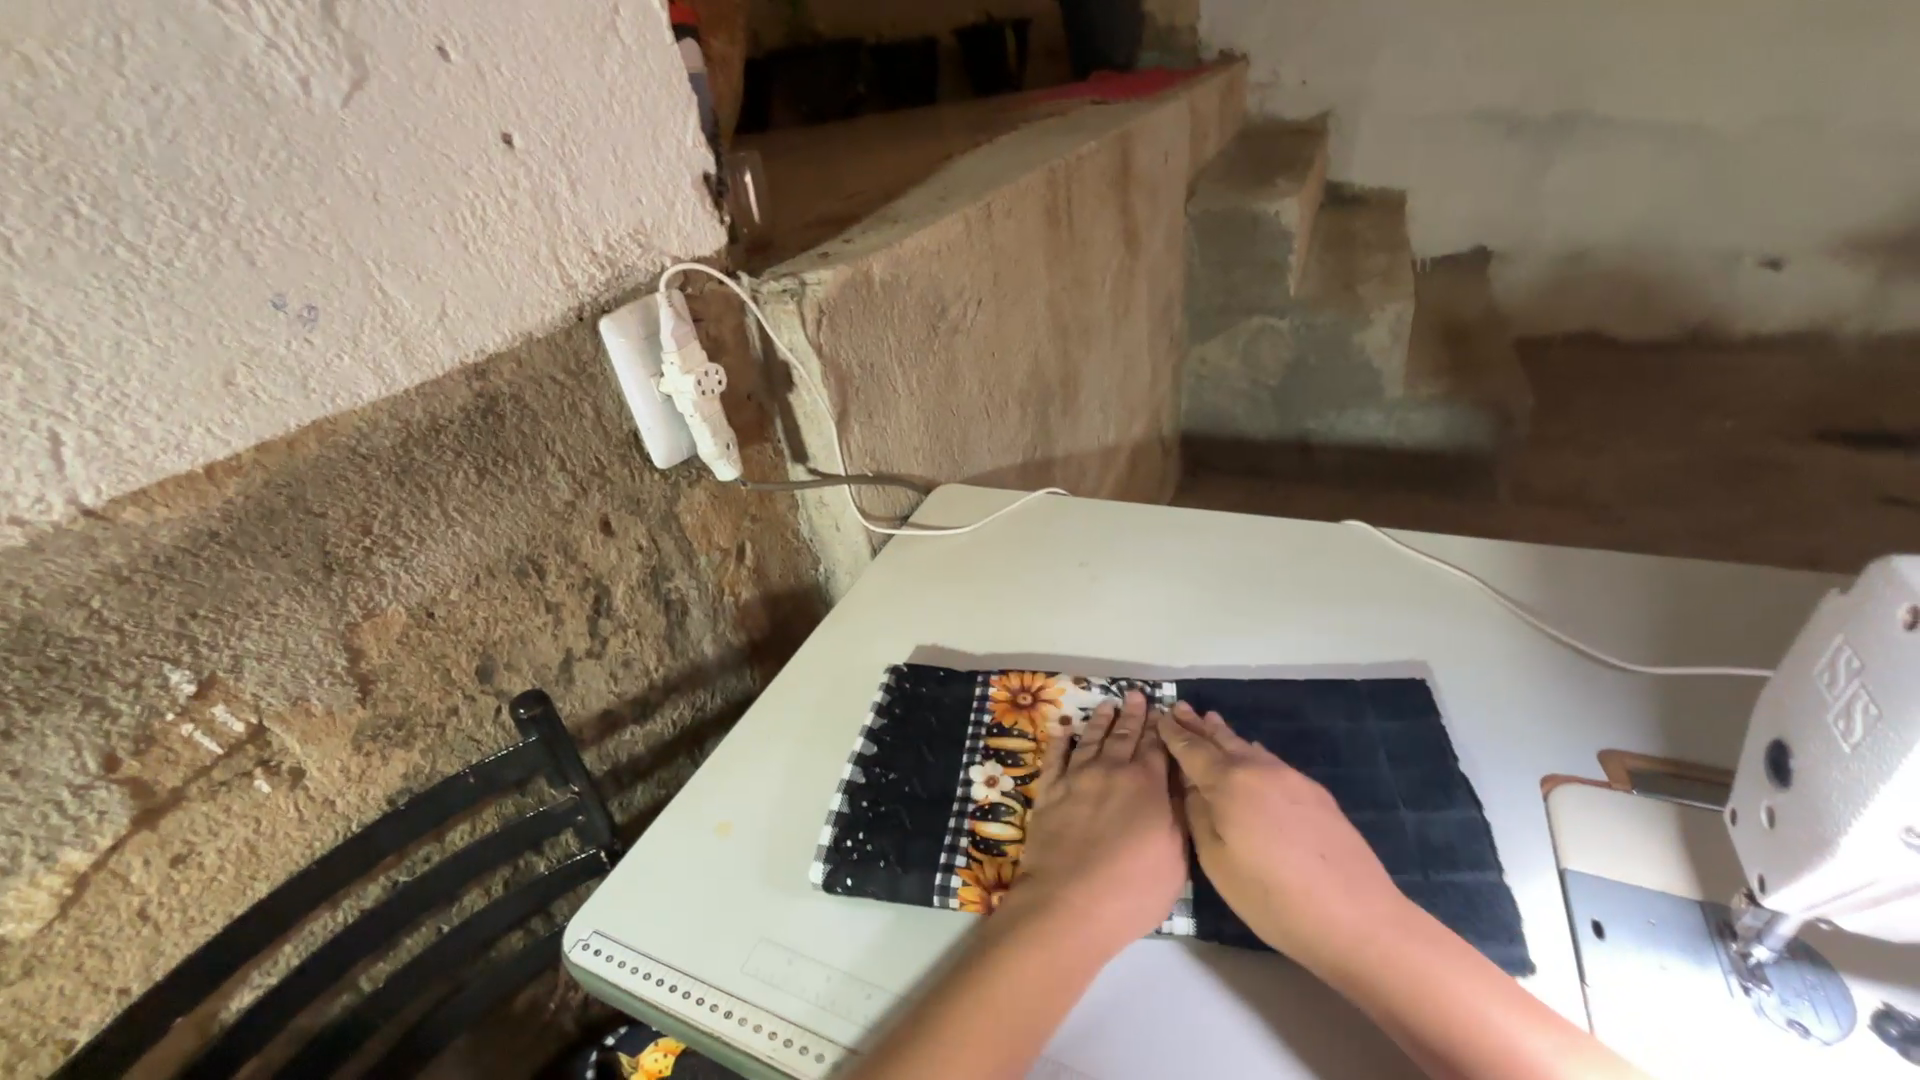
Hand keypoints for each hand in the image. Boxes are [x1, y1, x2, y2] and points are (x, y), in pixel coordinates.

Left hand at [1011, 690, 1187, 955]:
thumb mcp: (1176, 858)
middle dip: (1133, 715)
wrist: (1069, 904)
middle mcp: (1111, 772)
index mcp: (1147, 785)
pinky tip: (1063, 732)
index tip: (1164, 711)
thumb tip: (1178, 786)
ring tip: (1107, 705)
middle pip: (1124, 736)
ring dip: (1100, 721)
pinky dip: (1059, 743)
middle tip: (1136, 695)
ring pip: (1090, 740)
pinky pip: (1054, 760)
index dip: (1162, 728)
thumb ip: (1177, 815)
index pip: (1157, 747)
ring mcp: (1076, 780)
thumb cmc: (1132, 890)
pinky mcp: (1048, 794)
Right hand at [1156, 703, 1409, 970]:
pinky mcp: (1316, 795)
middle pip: (1222, 740)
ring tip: (1211, 721)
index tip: (1160, 715)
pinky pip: (1272, 762)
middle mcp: (1260, 770)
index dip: (1173, 733)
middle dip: (1198, 724)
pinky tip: (1253, 754)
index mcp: (1228, 784)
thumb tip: (1192, 787)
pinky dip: (1253, 753)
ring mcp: (1292, 779)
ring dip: (1226, 735)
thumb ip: (1198, 816)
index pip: (1192, 750)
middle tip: (1180, 706)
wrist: (1354, 916)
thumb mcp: (1217, 862)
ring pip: (1250, 749)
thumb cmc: (1271, 896)